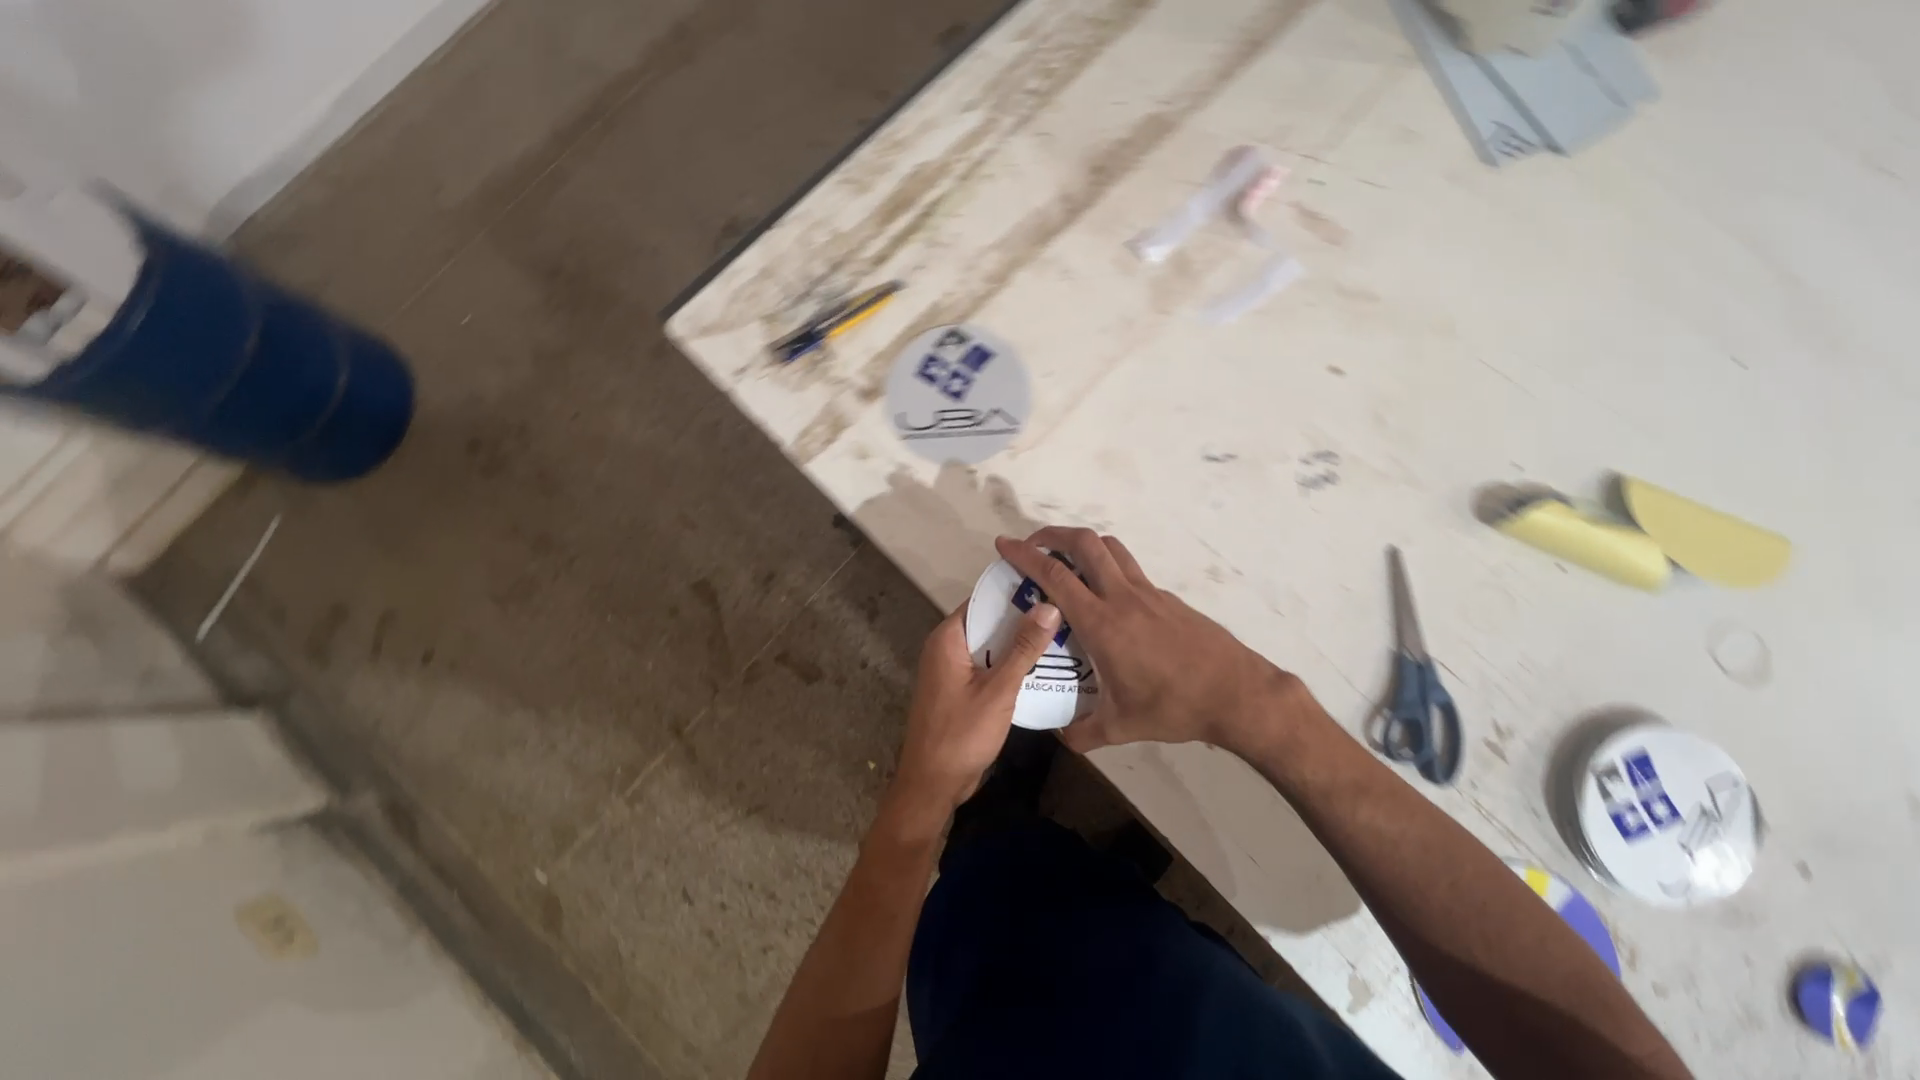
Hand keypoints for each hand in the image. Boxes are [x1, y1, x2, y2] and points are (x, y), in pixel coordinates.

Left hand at [892, 601, 1061, 813]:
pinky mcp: (962, 691)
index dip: (1015, 592)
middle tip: (1067, 610)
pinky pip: (990, 668)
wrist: (932, 784)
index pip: (983, 600)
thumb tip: (1049, 606)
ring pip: (992, 647)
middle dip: (1024, 618)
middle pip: (990, 622)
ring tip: (1065, 633)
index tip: (1051, 585)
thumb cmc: (961, 734)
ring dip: (1021, 644)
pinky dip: (1012, 666)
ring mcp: (953, 671)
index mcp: (948, 639)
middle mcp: (947, 648)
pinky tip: (1045, 667)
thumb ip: (1023, 648)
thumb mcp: (998, 690)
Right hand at [994, 527, 1300, 756]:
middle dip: (1053, 535)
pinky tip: (1106, 600)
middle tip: (1032, 546)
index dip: (1025, 556)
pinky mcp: (1168, 600)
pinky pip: (1131, 571)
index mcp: (1102, 623)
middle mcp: (1123, 597)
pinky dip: (1109, 569)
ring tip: (1066, 560)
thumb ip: (1083, 732)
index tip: (1004, 544)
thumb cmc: (1174, 707)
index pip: (1055, 576)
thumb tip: (1061, 737)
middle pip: (1085, 543)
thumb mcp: (1121, 727)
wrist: (1236, 693)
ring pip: (1112, 549)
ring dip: (1083, 544)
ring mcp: (1149, 594)